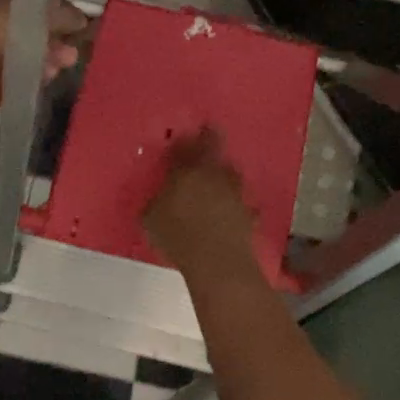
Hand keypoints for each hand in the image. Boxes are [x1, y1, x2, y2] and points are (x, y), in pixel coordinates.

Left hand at [0, 0, 87, 116]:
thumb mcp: (33, 13)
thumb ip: (60, 13)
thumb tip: (81, 18)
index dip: (54, 2)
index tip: (76, 13)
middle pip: (34, 24)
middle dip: (57, 33)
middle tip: (76, 40)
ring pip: (31, 49)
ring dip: (52, 54)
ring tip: (67, 61)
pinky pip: (25, 71)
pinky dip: (38, 71)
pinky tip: (50, 74)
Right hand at [143, 128, 256, 270]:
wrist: (217, 260)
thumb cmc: (177, 234)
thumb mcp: (150, 218)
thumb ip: (154, 202)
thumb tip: (158, 198)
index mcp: (186, 170)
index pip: (184, 145)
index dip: (182, 140)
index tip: (181, 139)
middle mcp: (213, 173)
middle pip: (215, 148)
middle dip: (210, 141)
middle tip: (206, 140)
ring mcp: (235, 191)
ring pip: (231, 172)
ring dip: (224, 172)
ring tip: (216, 180)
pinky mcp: (248, 212)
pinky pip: (241, 201)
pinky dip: (236, 203)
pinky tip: (229, 211)